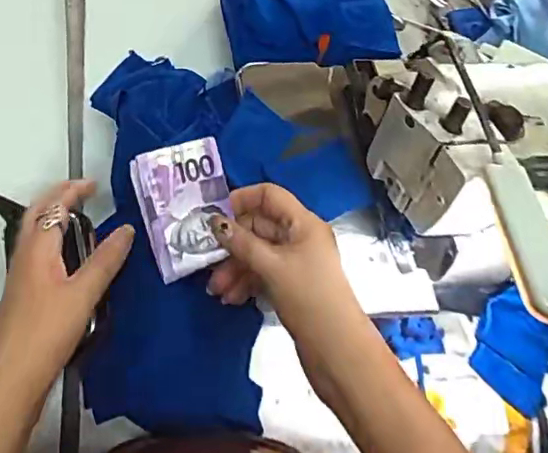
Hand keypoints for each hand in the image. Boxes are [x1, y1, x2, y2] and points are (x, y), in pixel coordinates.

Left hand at [0, 180, 133, 386]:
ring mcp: (20, 275)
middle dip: (58, 197)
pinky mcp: (23, 294)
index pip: (53, 206)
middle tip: (83, 193)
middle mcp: (24, 255)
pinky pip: (37, 251)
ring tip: (80, 220)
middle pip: (37, 213)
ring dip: (54, 217)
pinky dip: (53, 239)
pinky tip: (70, 259)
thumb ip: (105, 260)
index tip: (94, 184)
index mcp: (37, 248)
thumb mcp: (83, 294)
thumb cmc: (46, 332)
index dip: (73, 191)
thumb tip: (126, 229)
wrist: (11, 380)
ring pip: (35, 233)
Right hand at [205, 184, 359, 324]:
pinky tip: (232, 297)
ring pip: (259, 253)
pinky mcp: (292, 285)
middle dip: (233, 243)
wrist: (337, 351)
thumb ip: (242, 242)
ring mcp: (297, 262)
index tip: (216, 215)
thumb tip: (215, 222)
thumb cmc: (308, 297)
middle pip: (260, 226)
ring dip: (236, 267)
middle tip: (209, 261)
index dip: (242, 200)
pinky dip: (247, 281)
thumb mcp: (272, 266)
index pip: (269, 195)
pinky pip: (264, 273)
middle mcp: (301, 237)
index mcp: (303, 223)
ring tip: (218, 290)